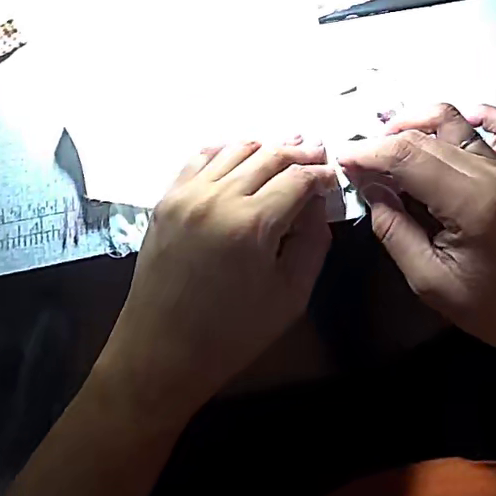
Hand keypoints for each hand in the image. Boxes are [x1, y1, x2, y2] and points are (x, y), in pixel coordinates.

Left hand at [94, 141, 337, 417]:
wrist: (162, 349)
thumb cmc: (233, 332)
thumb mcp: (291, 295)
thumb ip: (312, 241)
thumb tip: (316, 201)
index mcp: (252, 224)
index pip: (296, 179)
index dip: (320, 173)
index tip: (333, 175)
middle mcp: (218, 197)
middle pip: (267, 156)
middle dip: (298, 151)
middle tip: (317, 150)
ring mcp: (187, 194)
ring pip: (234, 150)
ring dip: (264, 147)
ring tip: (285, 147)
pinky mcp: (166, 198)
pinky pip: (199, 158)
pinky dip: (225, 150)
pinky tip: (240, 154)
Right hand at [339, 104, 495, 375]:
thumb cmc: (493, 309)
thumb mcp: (428, 280)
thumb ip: (393, 228)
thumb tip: (369, 187)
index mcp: (470, 202)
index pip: (407, 155)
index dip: (368, 153)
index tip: (341, 160)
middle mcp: (490, 173)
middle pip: (424, 135)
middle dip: (381, 141)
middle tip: (355, 161)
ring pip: (452, 120)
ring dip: (413, 123)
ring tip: (385, 143)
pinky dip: (472, 115)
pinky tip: (447, 126)